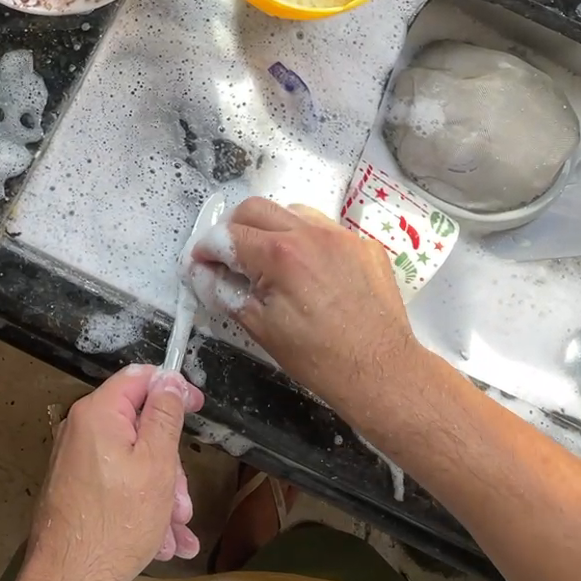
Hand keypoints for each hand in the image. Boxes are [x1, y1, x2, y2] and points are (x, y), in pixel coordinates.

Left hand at [22, 365, 204, 580]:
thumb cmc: (115, 524)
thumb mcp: (156, 465)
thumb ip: (164, 415)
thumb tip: (169, 378)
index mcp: (98, 413)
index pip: (140, 377)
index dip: (172, 387)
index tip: (197, 405)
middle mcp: (81, 429)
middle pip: (138, 425)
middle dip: (168, 461)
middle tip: (183, 499)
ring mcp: (75, 459)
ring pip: (132, 460)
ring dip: (160, 492)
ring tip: (175, 530)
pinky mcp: (75, 487)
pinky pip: (117, 483)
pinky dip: (140, 504)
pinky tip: (162, 540)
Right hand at [188, 198, 420, 418]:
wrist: (381, 371)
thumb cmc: (320, 358)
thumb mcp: (259, 328)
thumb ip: (224, 292)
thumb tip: (201, 273)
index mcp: (280, 254)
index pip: (228, 235)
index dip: (206, 248)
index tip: (200, 261)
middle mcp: (311, 234)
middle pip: (255, 208)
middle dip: (233, 228)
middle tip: (228, 256)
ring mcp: (341, 235)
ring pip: (291, 211)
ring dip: (271, 228)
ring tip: (270, 261)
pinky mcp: (363, 245)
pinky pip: (325, 229)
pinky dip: (307, 241)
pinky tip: (309, 271)